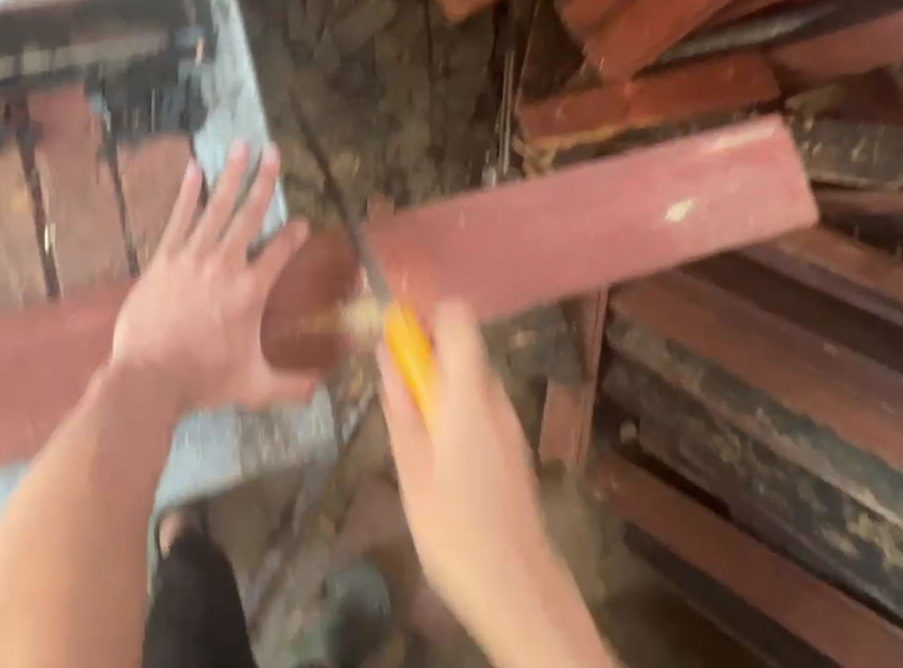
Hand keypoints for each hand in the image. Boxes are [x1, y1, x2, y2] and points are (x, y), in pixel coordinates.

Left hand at [110, 142, 316, 412]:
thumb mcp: (254, 386)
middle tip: (275, 152)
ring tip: (242, 146)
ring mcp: (192, 257)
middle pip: (250, 214)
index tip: (303, 222)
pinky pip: (179, 219)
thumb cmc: (203, 379)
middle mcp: (226, 264)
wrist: (148, 378)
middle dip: (264, 181)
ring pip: (217, 208)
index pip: (281, 251)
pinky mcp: (164, 259)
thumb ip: (289, 385)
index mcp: (251, 291)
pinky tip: (195, 169)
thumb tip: (319, 388)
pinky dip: (188, 194)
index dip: (295, 234)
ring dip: (231, 175)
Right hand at [380, 302, 614, 667]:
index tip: (397, 340)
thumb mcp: (411, 467)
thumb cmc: (453, 528)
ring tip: (414, 434)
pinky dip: (457, 410)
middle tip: (396, 393)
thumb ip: (400, 404)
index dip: (427, 316)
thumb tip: (386, 351)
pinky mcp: (514, 444)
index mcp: (468, 393)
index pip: (458, 318)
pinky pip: (481, 405)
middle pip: (463, 347)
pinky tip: (440, 457)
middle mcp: (496, 396)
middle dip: (427, 357)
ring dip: (440, 386)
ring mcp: (510, 421)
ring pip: (471, 377)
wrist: (516, 586)